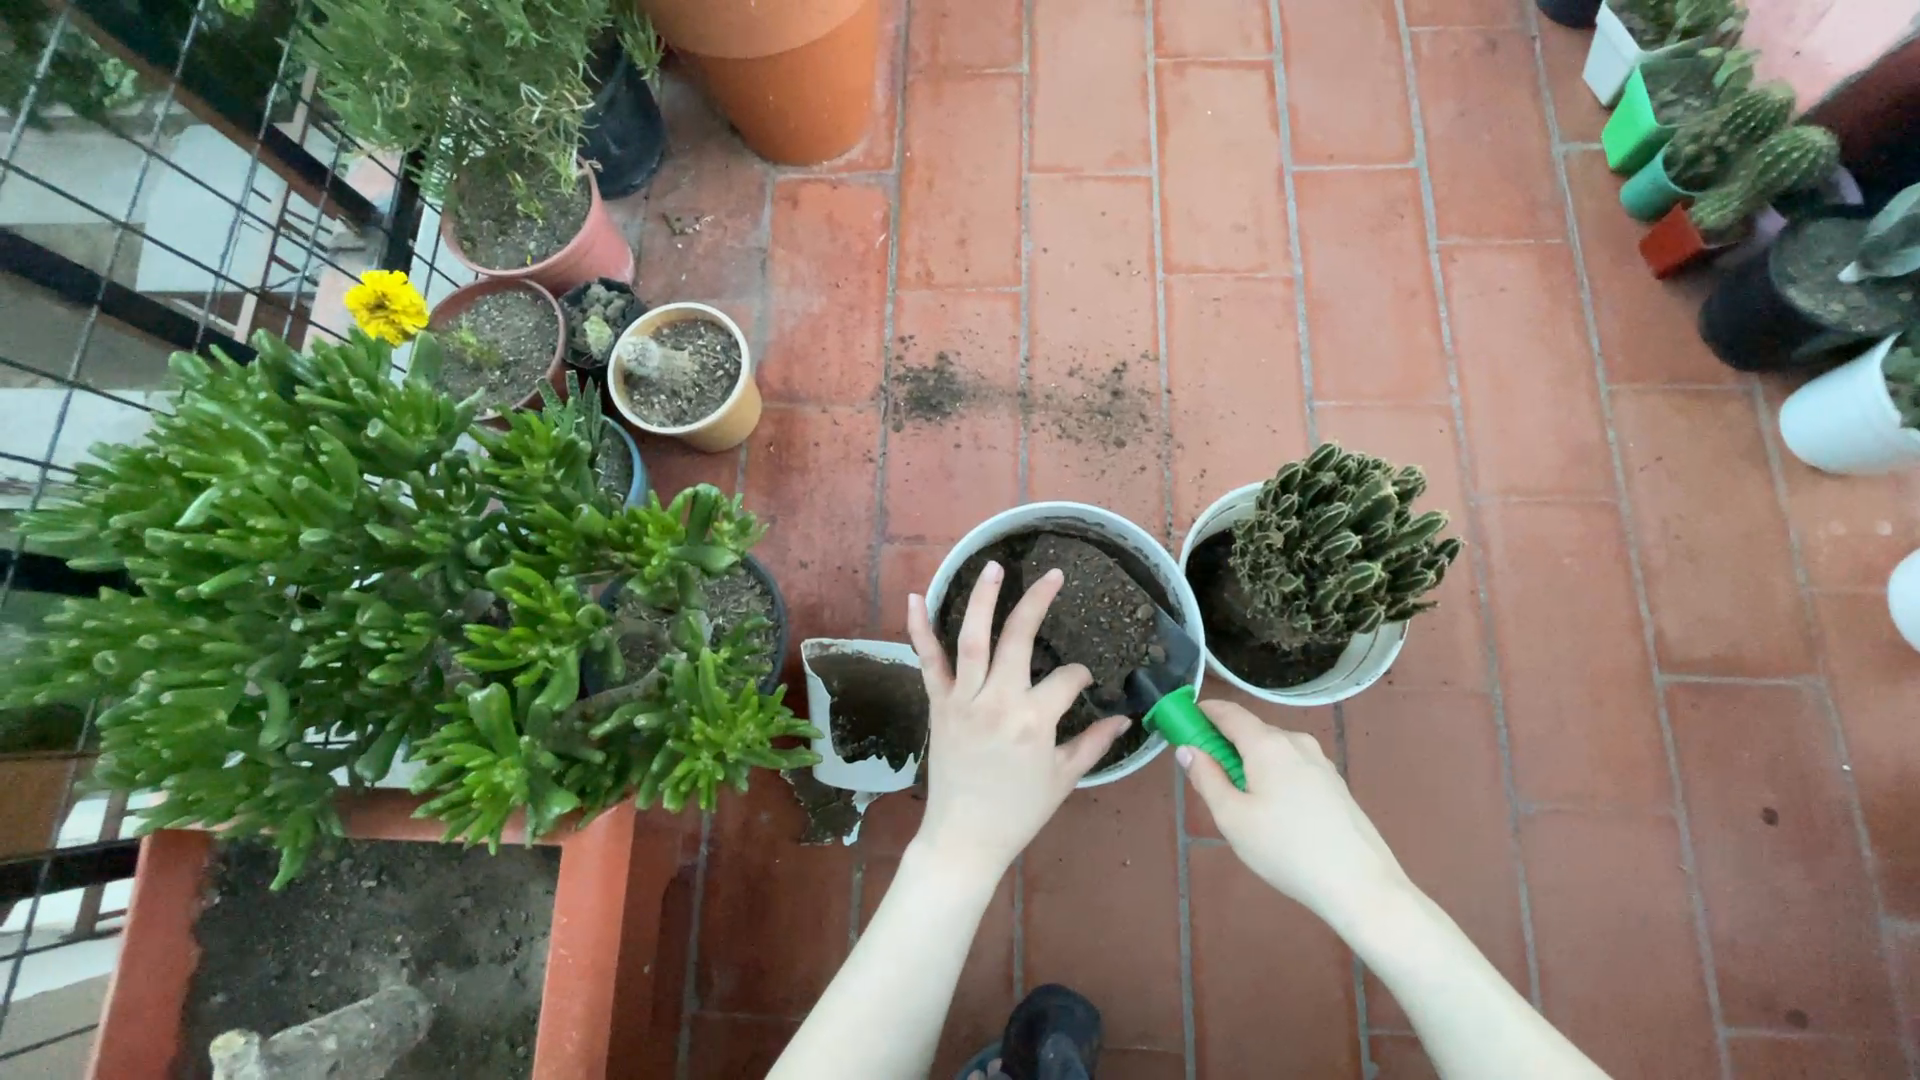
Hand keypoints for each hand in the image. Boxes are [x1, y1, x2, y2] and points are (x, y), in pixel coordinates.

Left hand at [905, 561, 1130, 878]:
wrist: (964, 838)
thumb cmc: (1018, 812)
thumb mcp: (1064, 779)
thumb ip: (1094, 744)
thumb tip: (1124, 719)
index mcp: (1034, 721)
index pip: (1066, 679)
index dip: (1080, 677)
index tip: (1083, 683)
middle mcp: (997, 701)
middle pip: (1018, 639)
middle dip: (1037, 602)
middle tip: (1052, 575)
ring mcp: (963, 700)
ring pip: (972, 638)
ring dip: (983, 599)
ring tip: (994, 567)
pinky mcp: (938, 705)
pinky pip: (928, 662)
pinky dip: (919, 629)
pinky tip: (915, 597)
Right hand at [1179, 699, 1411, 918]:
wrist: (1361, 886)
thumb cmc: (1286, 850)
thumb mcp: (1232, 818)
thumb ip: (1206, 778)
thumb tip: (1187, 750)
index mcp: (1267, 744)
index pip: (1228, 712)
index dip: (1202, 712)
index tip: (1182, 723)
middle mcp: (1296, 742)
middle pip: (1251, 731)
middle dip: (1224, 744)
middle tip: (1206, 776)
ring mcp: (1321, 762)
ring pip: (1273, 751)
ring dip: (1250, 763)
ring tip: (1242, 803)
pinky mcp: (1335, 784)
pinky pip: (1293, 766)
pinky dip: (1273, 775)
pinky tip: (1275, 814)